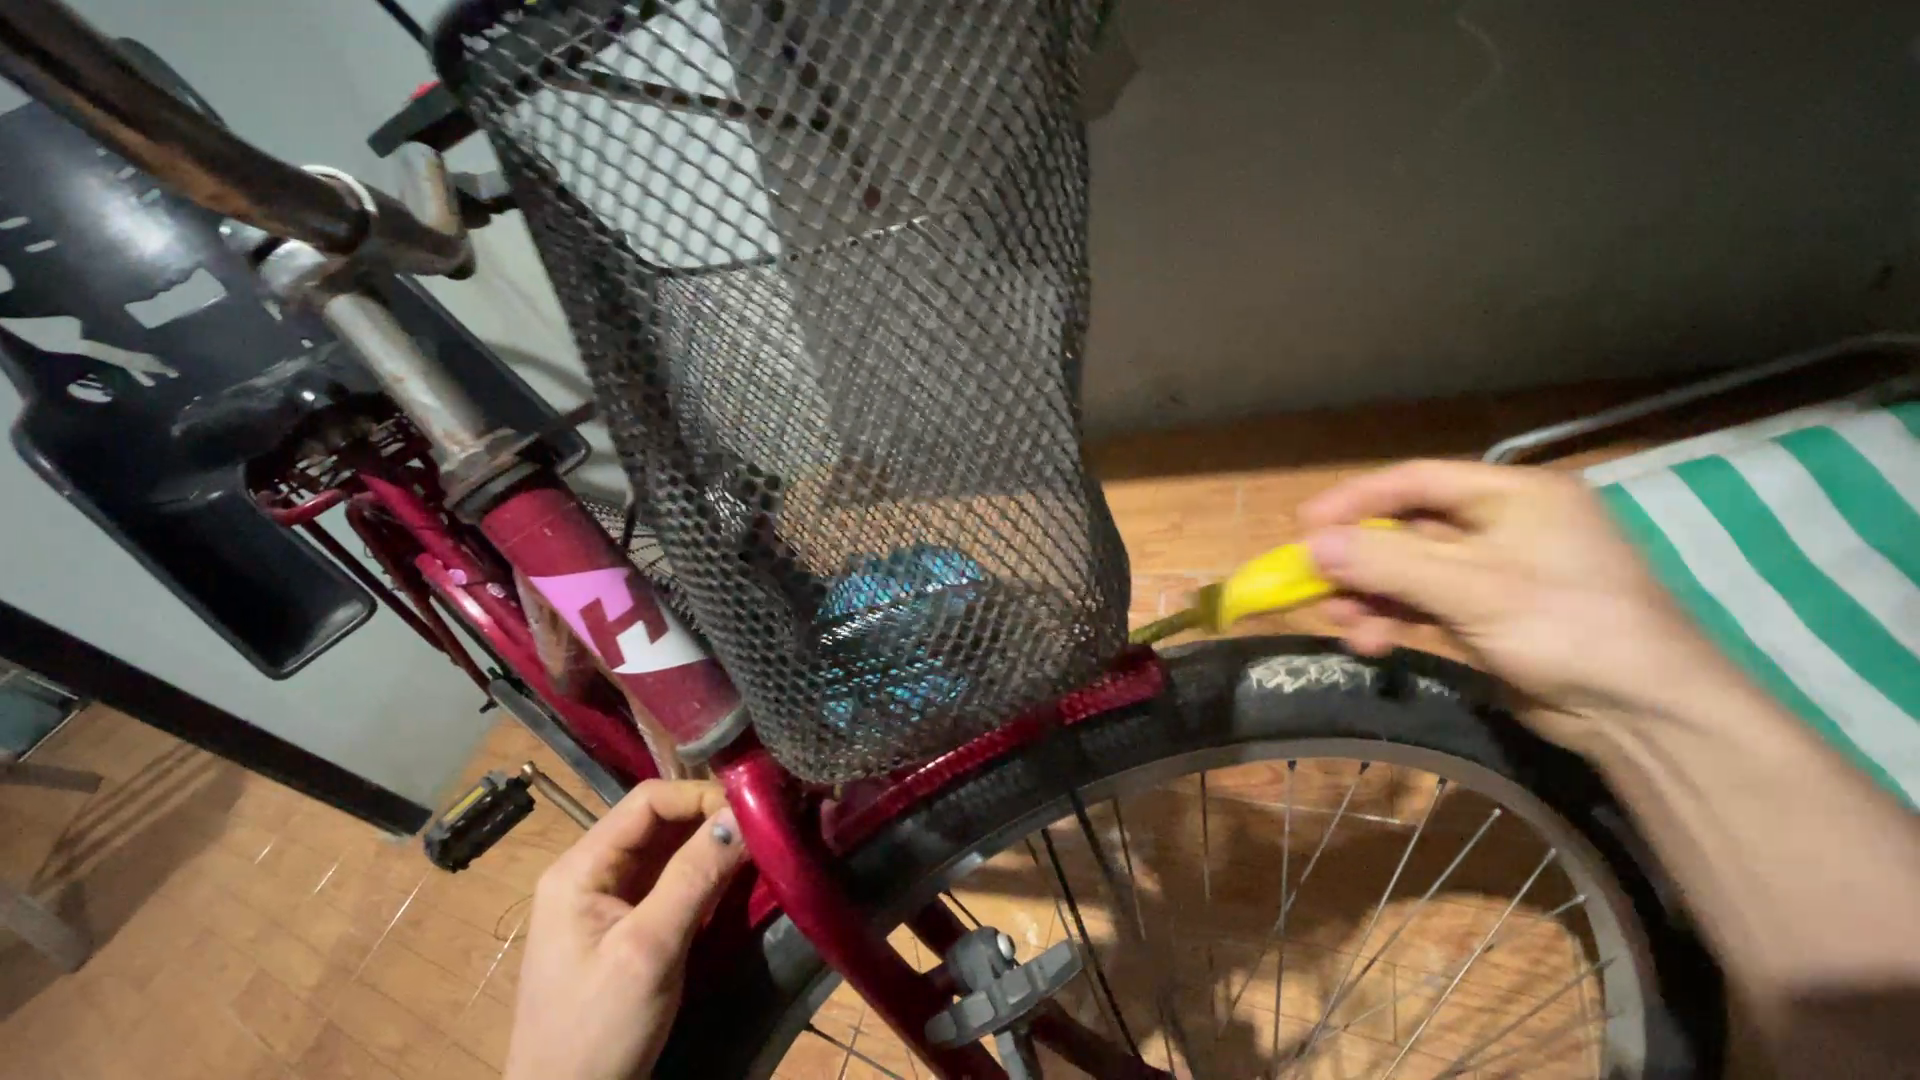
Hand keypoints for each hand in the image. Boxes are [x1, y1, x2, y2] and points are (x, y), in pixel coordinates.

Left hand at [507, 780, 744, 1079]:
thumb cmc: (598, 1031)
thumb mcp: (649, 950)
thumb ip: (694, 876)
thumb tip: (741, 814)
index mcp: (579, 868)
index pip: (647, 801)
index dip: (700, 797)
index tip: (751, 813)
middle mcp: (591, 873)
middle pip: (658, 822)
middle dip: (710, 819)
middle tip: (765, 828)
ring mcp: (607, 901)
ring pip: (667, 850)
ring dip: (711, 846)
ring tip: (760, 847)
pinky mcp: (626, 927)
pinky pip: (670, 882)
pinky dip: (704, 875)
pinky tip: (737, 879)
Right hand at [1300, 460, 1744, 743]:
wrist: (1644, 715)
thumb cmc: (1567, 627)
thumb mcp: (1471, 589)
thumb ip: (1386, 563)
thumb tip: (1309, 546)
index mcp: (1514, 496)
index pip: (1417, 481)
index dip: (1356, 500)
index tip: (1304, 526)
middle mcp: (1502, 527)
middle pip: (1406, 530)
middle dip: (1359, 561)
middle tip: (1314, 585)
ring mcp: (1495, 574)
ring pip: (1408, 573)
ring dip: (1370, 597)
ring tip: (1346, 627)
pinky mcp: (1488, 617)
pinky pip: (1422, 606)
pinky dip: (1393, 620)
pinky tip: (1372, 643)